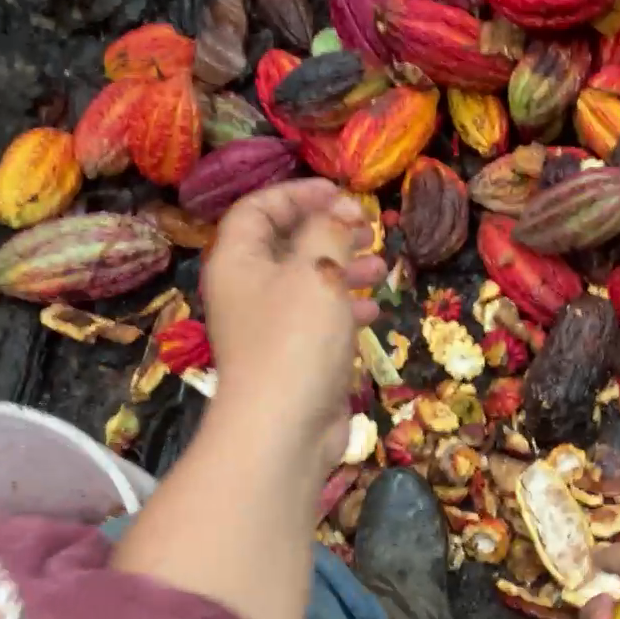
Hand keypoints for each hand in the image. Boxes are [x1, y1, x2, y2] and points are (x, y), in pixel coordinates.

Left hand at [200, 178, 384, 468]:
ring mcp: (271, 326)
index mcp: (238, 261)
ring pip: (308, 282)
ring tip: (381, 266)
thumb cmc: (295, 340)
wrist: (284, 424)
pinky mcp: (295, 356)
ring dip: (344, 268)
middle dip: (328, 231)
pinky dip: (346, 307)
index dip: (298, 193)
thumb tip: (340, 212)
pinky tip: (373, 309)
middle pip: (286, 244)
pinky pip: (320, 318)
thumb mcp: (315, 272)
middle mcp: (249, 289)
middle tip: (367, 229)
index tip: (342, 194)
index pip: (260, 209)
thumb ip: (328, 233)